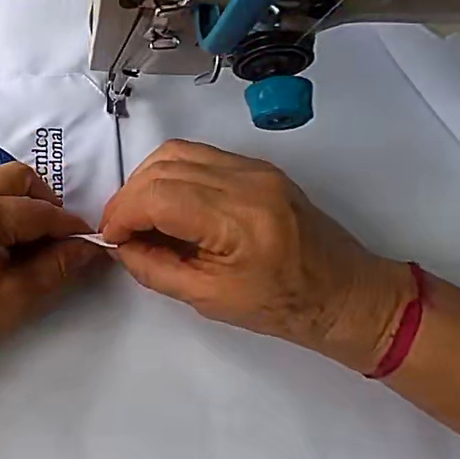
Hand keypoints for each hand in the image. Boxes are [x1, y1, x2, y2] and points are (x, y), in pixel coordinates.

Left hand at [0, 162, 106, 410]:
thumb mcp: (15, 296)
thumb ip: (58, 266)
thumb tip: (90, 248)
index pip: (40, 210)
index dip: (69, 227)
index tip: (87, 242)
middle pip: (16, 178)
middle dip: (43, 203)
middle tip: (55, 238)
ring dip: (16, 202)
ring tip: (26, 242)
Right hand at [98, 140, 412, 370]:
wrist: (347, 294)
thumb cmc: (281, 305)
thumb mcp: (205, 298)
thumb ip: (152, 267)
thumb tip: (119, 244)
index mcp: (239, 222)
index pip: (157, 196)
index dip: (121, 214)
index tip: (112, 237)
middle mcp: (247, 183)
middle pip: (160, 169)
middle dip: (127, 198)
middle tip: (121, 229)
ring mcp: (254, 169)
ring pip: (173, 153)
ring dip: (144, 181)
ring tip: (140, 213)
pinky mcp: (255, 167)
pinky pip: (195, 154)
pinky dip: (167, 174)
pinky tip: (166, 202)